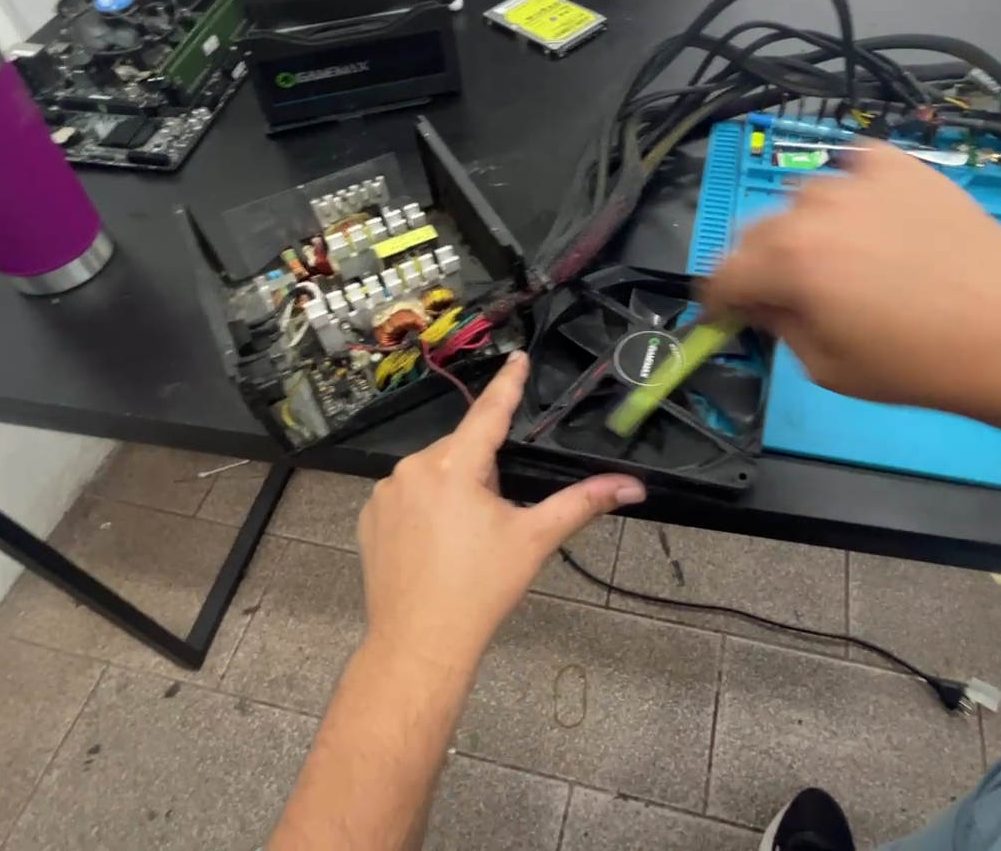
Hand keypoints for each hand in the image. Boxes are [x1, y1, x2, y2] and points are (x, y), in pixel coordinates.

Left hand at [356, 352, 646, 667]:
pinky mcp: (368, 516)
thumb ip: (583, 502)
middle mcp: (414, 468)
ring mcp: (385, 492)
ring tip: (463, 537)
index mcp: (455, 467)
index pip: (489, 412)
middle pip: (461, 449)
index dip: (508, 383)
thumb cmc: (481, 589)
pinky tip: (434, 543)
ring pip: (433, 471)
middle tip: (495, 514)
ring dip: (453, 486)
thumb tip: (632, 485)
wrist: (418, 643)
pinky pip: (405, 494)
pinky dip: (424, 505)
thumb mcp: (535, 539)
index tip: (518, 356)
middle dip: (482, 469)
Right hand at [700, 144, 1000, 416]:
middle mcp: (811, 210)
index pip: (721, 275)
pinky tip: (867, 214)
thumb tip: (759, 303)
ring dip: (802, 229)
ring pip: (800, 200)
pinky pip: (850, 165)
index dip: (717, 302)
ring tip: (841, 258)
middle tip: (786, 296)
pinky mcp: (899, 165)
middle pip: (753, 234)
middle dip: (757, 267)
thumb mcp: (825, 366)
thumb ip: (777, 325)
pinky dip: (846, 188)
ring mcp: (857, 180)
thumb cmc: (916, 362)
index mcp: (787, 262)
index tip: (728, 317)